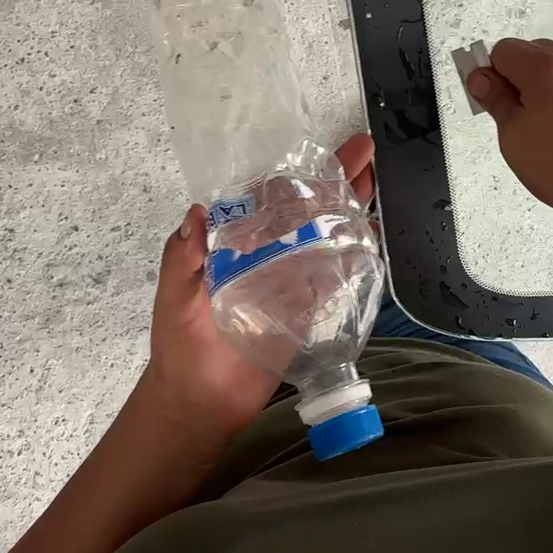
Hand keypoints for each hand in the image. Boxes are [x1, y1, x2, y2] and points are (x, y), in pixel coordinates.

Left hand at [140, 132, 380, 431]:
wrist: (203, 401)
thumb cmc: (181, 344)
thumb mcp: (174, 295)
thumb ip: (182, 258)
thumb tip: (196, 212)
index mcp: (237, 243)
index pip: (269, 198)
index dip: (294, 174)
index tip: (318, 152)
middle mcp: (269, 253)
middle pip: (307, 209)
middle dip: (336, 179)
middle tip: (366, 152)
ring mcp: (294, 279)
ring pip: (327, 234)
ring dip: (352, 208)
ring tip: (378, 181)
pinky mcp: (312, 307)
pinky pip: (338, 275)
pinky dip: (358, 253)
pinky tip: (376, 233)